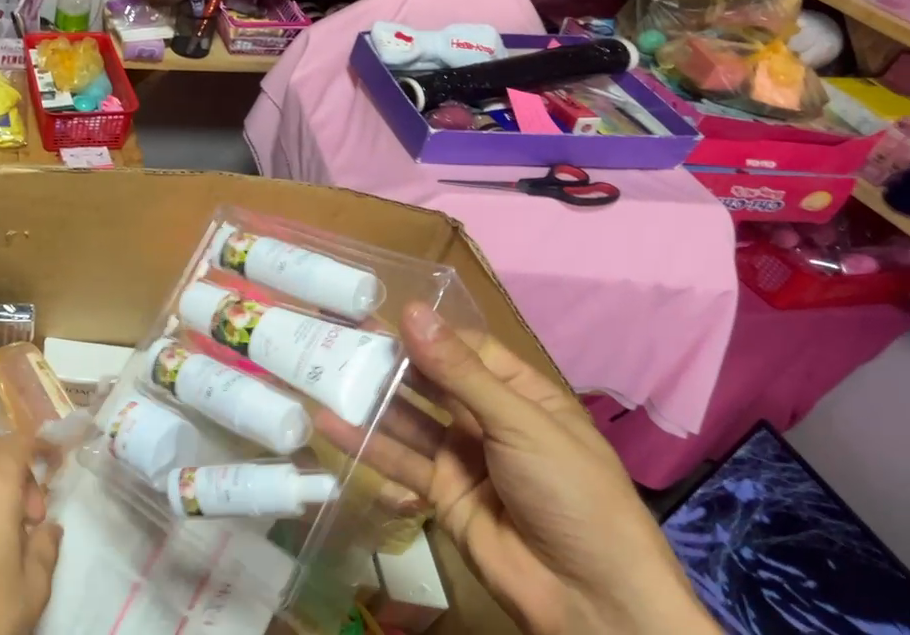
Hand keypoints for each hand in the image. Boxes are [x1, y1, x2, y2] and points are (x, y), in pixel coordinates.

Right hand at [321, 304, 719, 634]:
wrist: (588, 598)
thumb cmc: (572, 494)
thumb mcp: (520, 424)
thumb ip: (459, 372)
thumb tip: (410, 310)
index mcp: (524, 397)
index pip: (467, 350)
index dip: (426, 334)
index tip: (378, 318)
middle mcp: (489, 420)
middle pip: (431, 381)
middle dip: (389, 362)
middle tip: (335, 338)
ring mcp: (463, 456)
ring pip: (408, 417)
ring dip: (370, 399)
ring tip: (321, 374)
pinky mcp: (440, 491)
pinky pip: (398, 459)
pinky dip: (364, 442)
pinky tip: (329, 424)